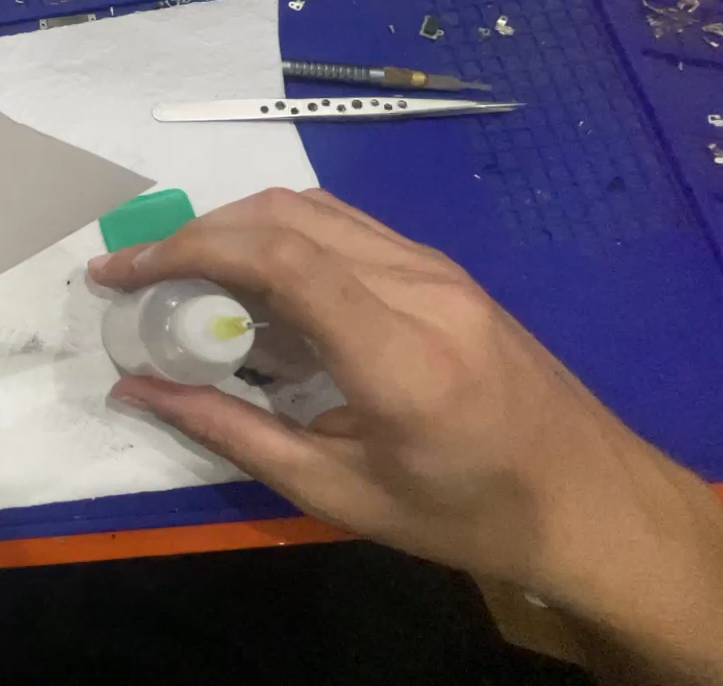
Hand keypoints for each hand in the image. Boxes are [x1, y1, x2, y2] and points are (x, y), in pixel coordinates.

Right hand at [89, 188, 722, 605]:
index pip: (278, 261)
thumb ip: (224, 429)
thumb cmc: (466, 515)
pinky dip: (267, 231)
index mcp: (401, 356)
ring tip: (182, 271)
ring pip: (301, 207)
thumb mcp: (333, 493)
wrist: (601, 506)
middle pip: (278, 218)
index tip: (120, 272)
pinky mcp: (436, 264)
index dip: (183, 250)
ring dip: (225, 227)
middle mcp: (420, 288)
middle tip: (139, 276)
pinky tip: (249, 274)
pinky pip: (332, 220)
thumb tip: (131, 388)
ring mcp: (434, 267)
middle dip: (189, 236)